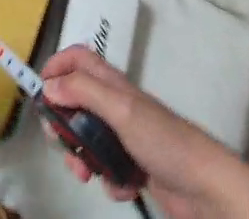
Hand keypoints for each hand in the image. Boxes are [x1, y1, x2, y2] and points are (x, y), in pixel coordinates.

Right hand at [40, 46, 248, 218]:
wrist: (207, 188)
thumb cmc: (165, 141)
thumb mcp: (121, 110)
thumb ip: (84, 92)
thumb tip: (48, 86)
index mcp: (113, 84)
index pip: (78, 59)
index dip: (56, 67)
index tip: (41, 93)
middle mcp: (117, 106)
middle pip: (75, 103)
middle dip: (63, 124)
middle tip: (59, 141)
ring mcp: (125, 136)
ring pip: (87, 140)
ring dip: (82, 158)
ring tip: (88, 174)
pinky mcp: (134, 165)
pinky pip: (107, 168)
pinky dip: (109, 178)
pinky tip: (123, 186)